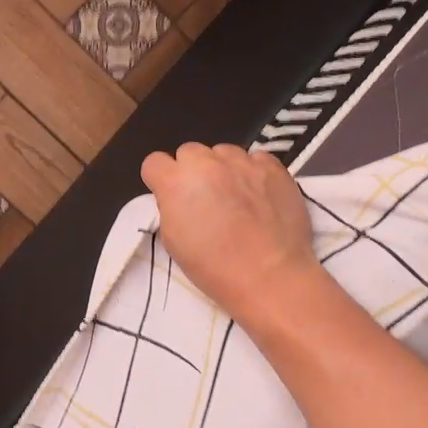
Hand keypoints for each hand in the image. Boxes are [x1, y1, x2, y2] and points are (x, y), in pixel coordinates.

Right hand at [141, 143, 328, 318]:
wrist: (269, 276)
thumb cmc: (213, 266)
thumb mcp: (172, 241)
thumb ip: (170, 207)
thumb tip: (179, 198)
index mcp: (176, 182)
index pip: (154, 162)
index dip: (160, 179)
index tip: (171, 196)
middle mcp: (207, 163)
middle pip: (189, 152)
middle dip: (192, 171)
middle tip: (204, 197)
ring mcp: (242, 161)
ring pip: (223, 152)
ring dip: (223, 169)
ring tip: (236, 195)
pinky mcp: (273, 167)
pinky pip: (255, 159)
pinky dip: (252, 172)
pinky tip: (259, 194)